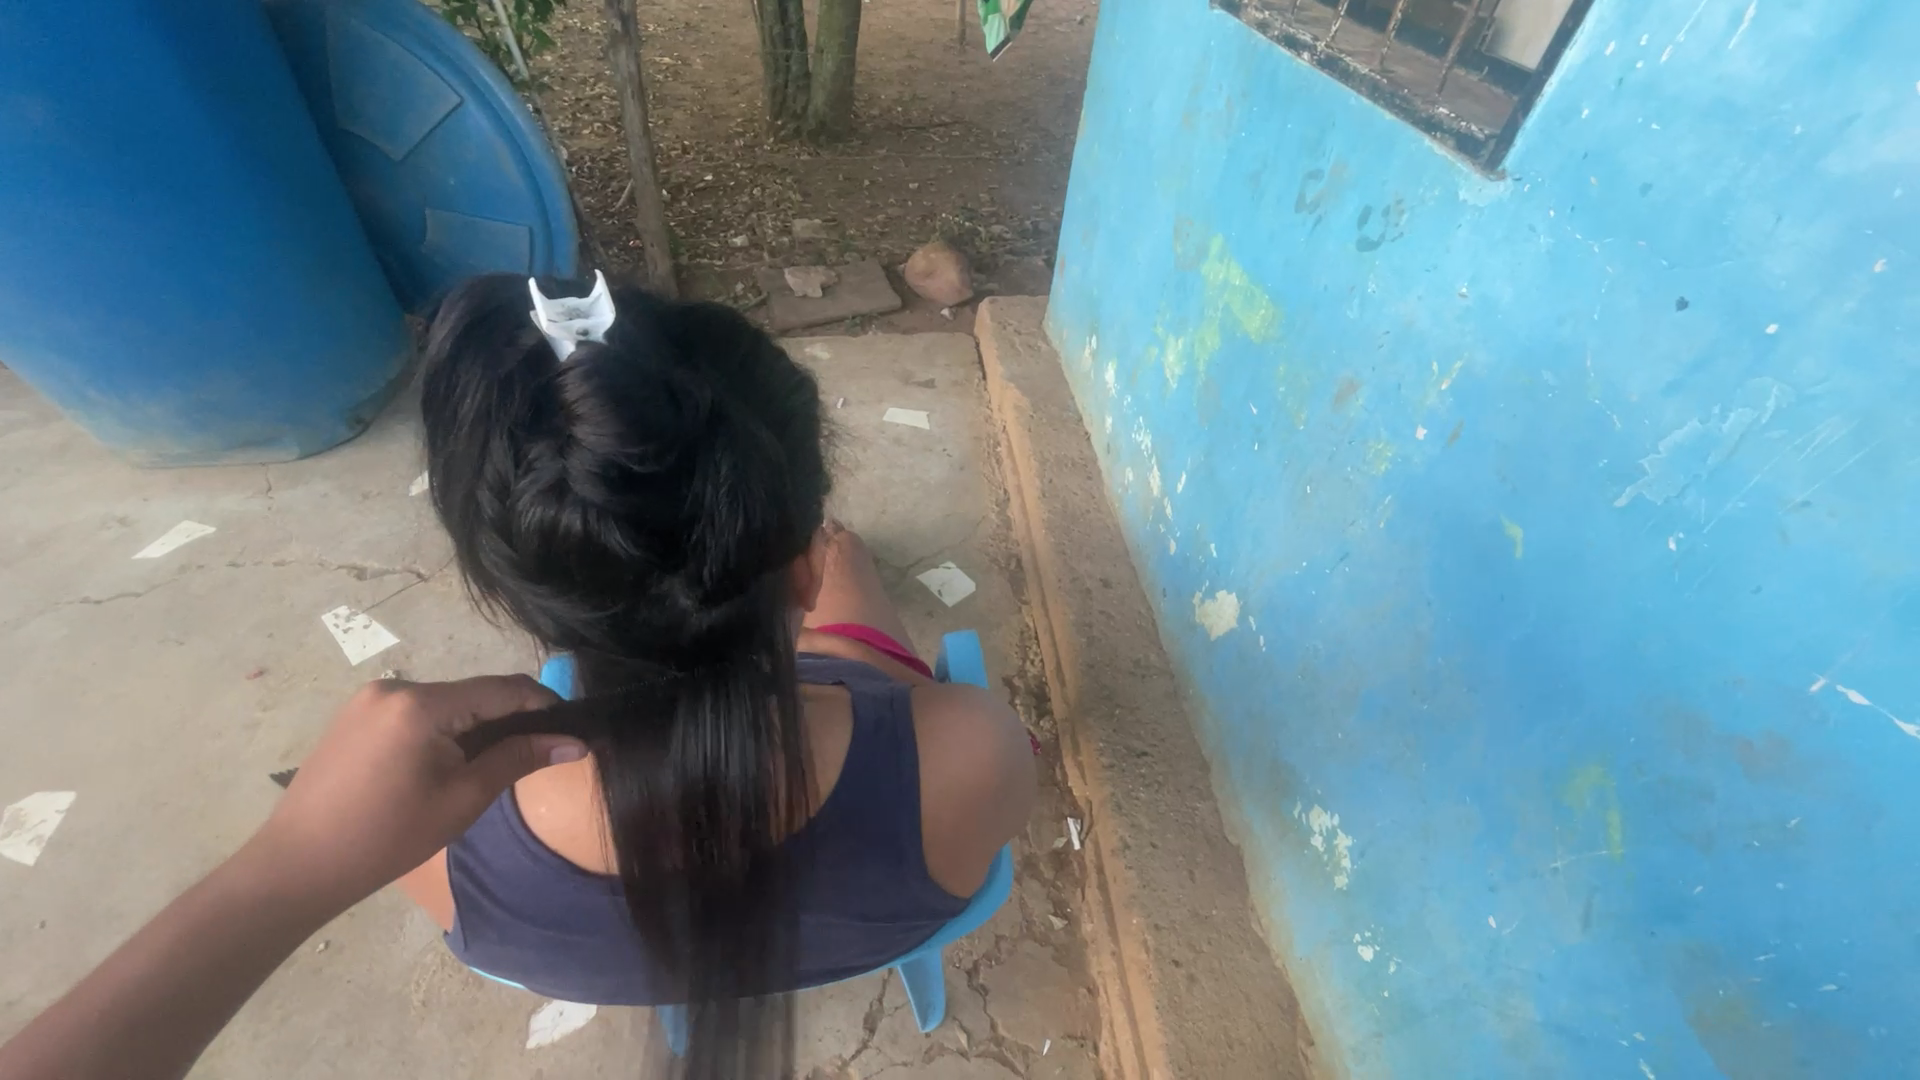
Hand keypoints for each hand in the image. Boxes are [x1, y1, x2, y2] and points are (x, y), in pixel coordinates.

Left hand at [245, 675, 584, 908]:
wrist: (291, 870)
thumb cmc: (385, 837)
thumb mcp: (465, 798)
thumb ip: (521, 758)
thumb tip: (577, 742)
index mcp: (422, 704)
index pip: (506, 688)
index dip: (545, 706)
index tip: (569, 730)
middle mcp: (397, 687)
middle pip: (477, 693)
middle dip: (510, 719)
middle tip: (530, 756)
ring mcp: (371, 699)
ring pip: (451, 702)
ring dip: (477, 725)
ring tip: (485, 765)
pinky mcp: (357, 713)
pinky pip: (421, 710)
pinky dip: (446, 728)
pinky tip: (443, 764)